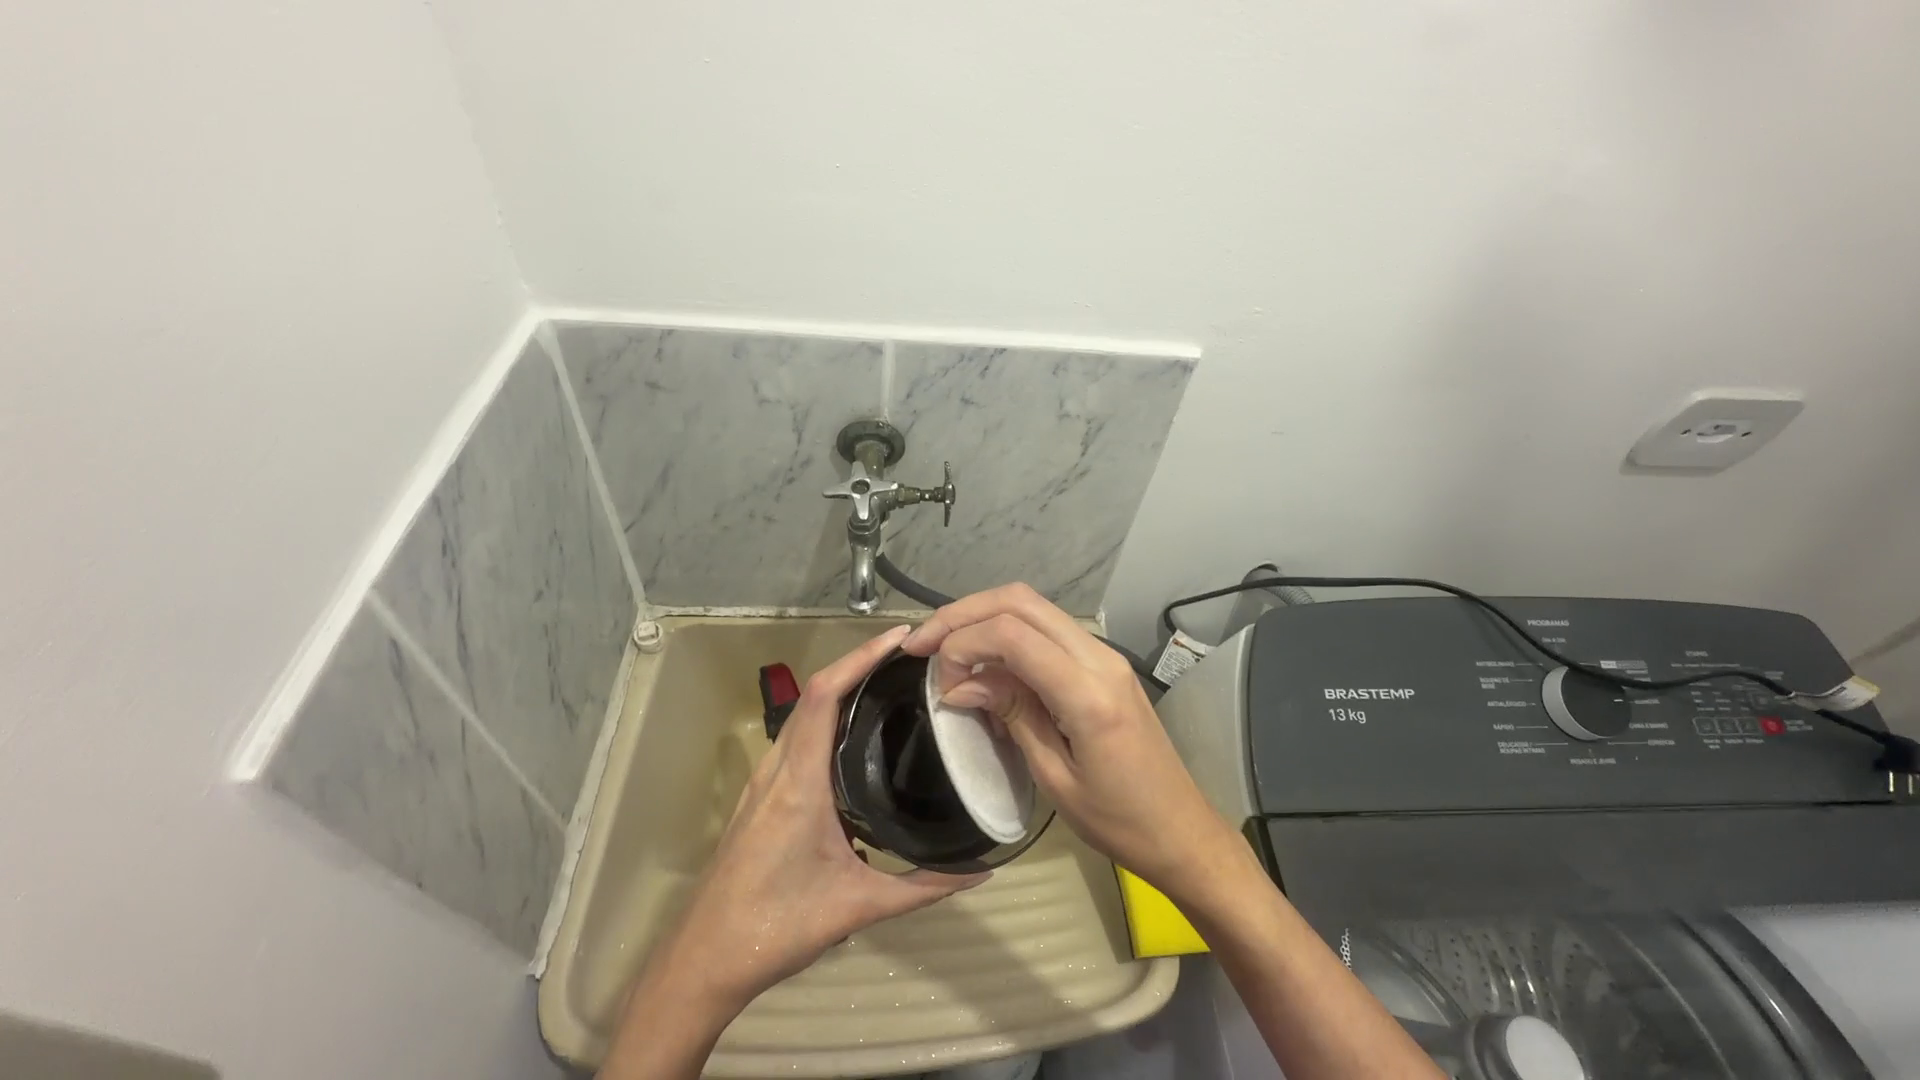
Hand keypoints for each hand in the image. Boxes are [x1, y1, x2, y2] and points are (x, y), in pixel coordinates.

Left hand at [659, 624, 988, 1006]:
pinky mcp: (759, 798)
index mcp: (799, 783)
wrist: (704, 959)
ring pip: (801, 717)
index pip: (826, 696)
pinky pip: (794, 740)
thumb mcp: (858, 907)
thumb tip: (982, 871)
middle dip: (857, 665)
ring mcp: (762, 783)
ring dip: (839, 689)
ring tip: (888, 685)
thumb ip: (923, 887)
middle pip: (814, 695)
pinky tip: (854, 737)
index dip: (860, 658)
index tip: (901, 639)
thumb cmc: (777, 927)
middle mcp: (777, 770)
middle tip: (908, 658)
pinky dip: (824, 719)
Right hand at [901, 584, 1244, 892]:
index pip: (1013, 634)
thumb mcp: (1056, 778)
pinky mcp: (1105, 665)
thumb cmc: (1120, 822)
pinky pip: (1049, 631)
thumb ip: (1012, 716)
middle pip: (1021, 602)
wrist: (1183, 832)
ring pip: (1034, 608)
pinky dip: (1008, 636)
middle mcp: (1100, 658)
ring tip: (944, 652)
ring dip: (984, 620)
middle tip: (922, 644)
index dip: (962, 642)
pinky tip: (984, 666)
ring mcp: (1106, 656)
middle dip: (964, 614)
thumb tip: (960, 684)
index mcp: (1088, 693)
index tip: (932, 675)